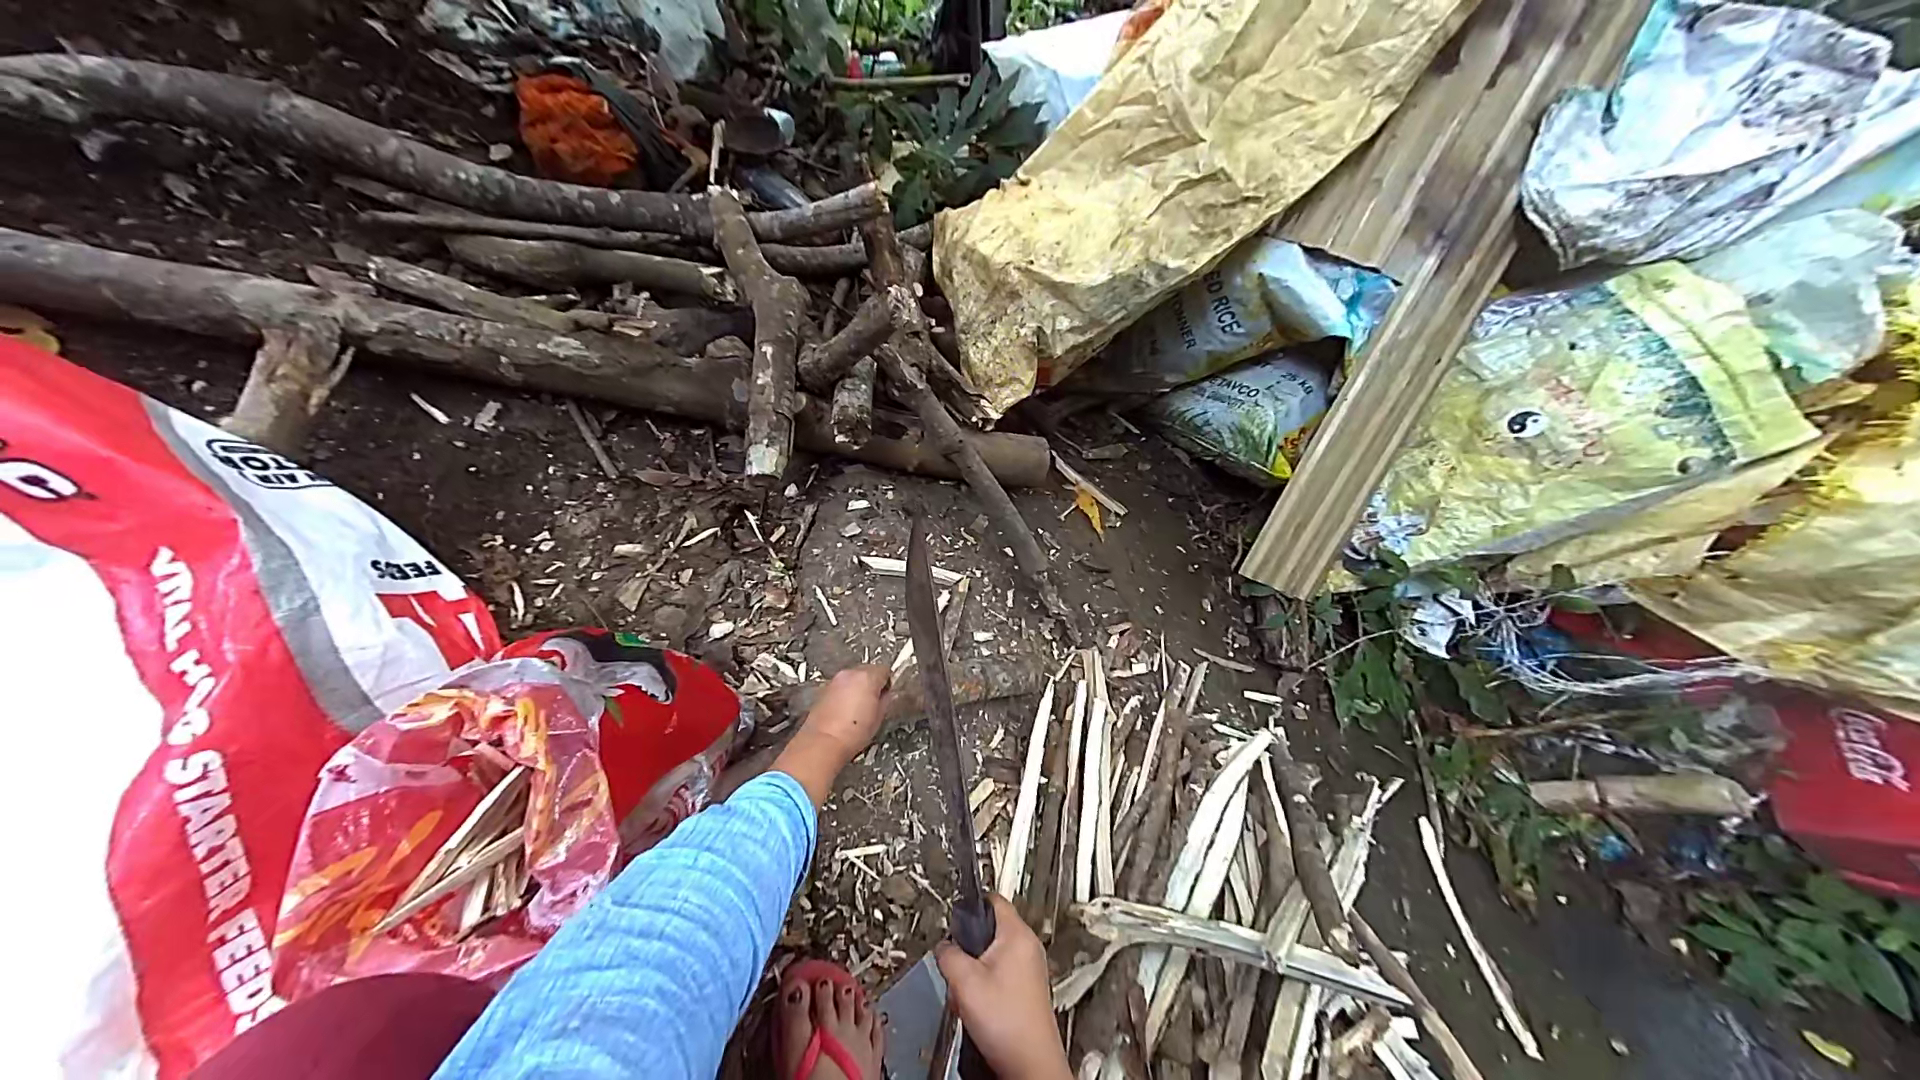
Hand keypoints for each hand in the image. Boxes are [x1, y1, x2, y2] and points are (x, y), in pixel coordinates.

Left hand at [772, 665, 889, 805]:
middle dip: (871, 684)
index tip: (886, 694)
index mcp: (868, 677)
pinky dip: (844, 694)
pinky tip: (846, 713)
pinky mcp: (824, 690)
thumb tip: (884, 695)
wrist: (823, 743)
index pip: (884, 670)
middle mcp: (850, 674)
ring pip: (853, 678)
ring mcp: (835, 681)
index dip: (887, 684)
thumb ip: (884, 699)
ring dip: (857, 689)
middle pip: (867, 671)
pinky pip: (840, 687)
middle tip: (873, 704)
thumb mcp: (879, 717)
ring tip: (858, 711)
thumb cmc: (851, 733)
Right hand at [935, 894, 1072, 1079]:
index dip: (971, 904)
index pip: (992, 899)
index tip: (956, 915)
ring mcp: (1030, 968)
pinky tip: (979, 1007)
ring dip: (974, 970)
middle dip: (969, 947)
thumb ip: (948, 954)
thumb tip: (943, 946)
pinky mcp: (1026, 988)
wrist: (1029, 1065)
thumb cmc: (1008, 1024)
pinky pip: (1000, 973)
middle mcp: (1028, 946)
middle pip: (989, 929)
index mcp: (1017, 934)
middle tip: (960, 966)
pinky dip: (985, 984)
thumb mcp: (964, 981)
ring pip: (992, 954)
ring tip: (969, 992)